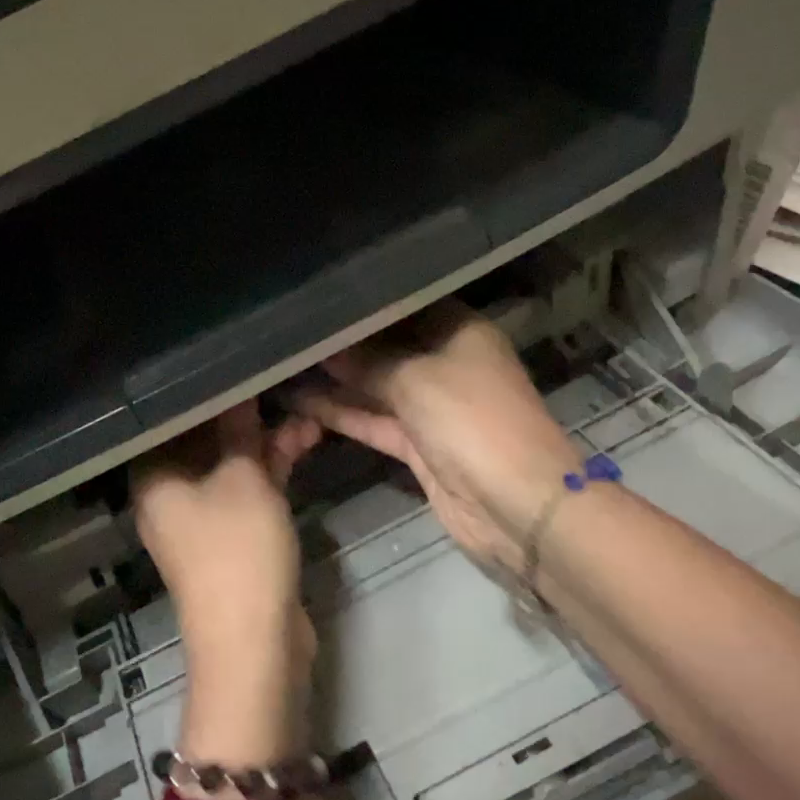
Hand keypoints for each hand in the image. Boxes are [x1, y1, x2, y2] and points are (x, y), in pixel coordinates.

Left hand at [133, 402, 321, 766]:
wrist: (255, 644)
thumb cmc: (238, 550)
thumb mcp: (244, 481)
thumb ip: (241, 430)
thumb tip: (238, 389)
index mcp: (154, 479)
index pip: (169, 420)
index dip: (200, 392)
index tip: (229, 362)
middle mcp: (170, 494)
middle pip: (202, 440)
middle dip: (242, 414)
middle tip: (274, 380)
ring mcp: (202, 519)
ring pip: (230, 465)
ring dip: (264, 440)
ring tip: (305, 406)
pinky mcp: (232, 538)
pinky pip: (247, 491)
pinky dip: (271, 469)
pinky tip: (306, 439)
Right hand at [295, 301, 581, 574]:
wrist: (515, 503)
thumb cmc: (471, 420)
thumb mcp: (414, 378)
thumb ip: (366, 362)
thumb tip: (326, 348)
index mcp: (461, 332)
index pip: (407, 304)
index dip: (366, 302)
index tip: (321, 296)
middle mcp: (448, 363)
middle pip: (389, 345)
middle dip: (345, 341)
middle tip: (292, 329)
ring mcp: (433, 406)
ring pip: (377, 385)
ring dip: (337, 378)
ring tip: (284, 361)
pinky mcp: (418, 445)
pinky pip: (374, 420)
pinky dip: (343, 412)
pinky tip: (300, 400)